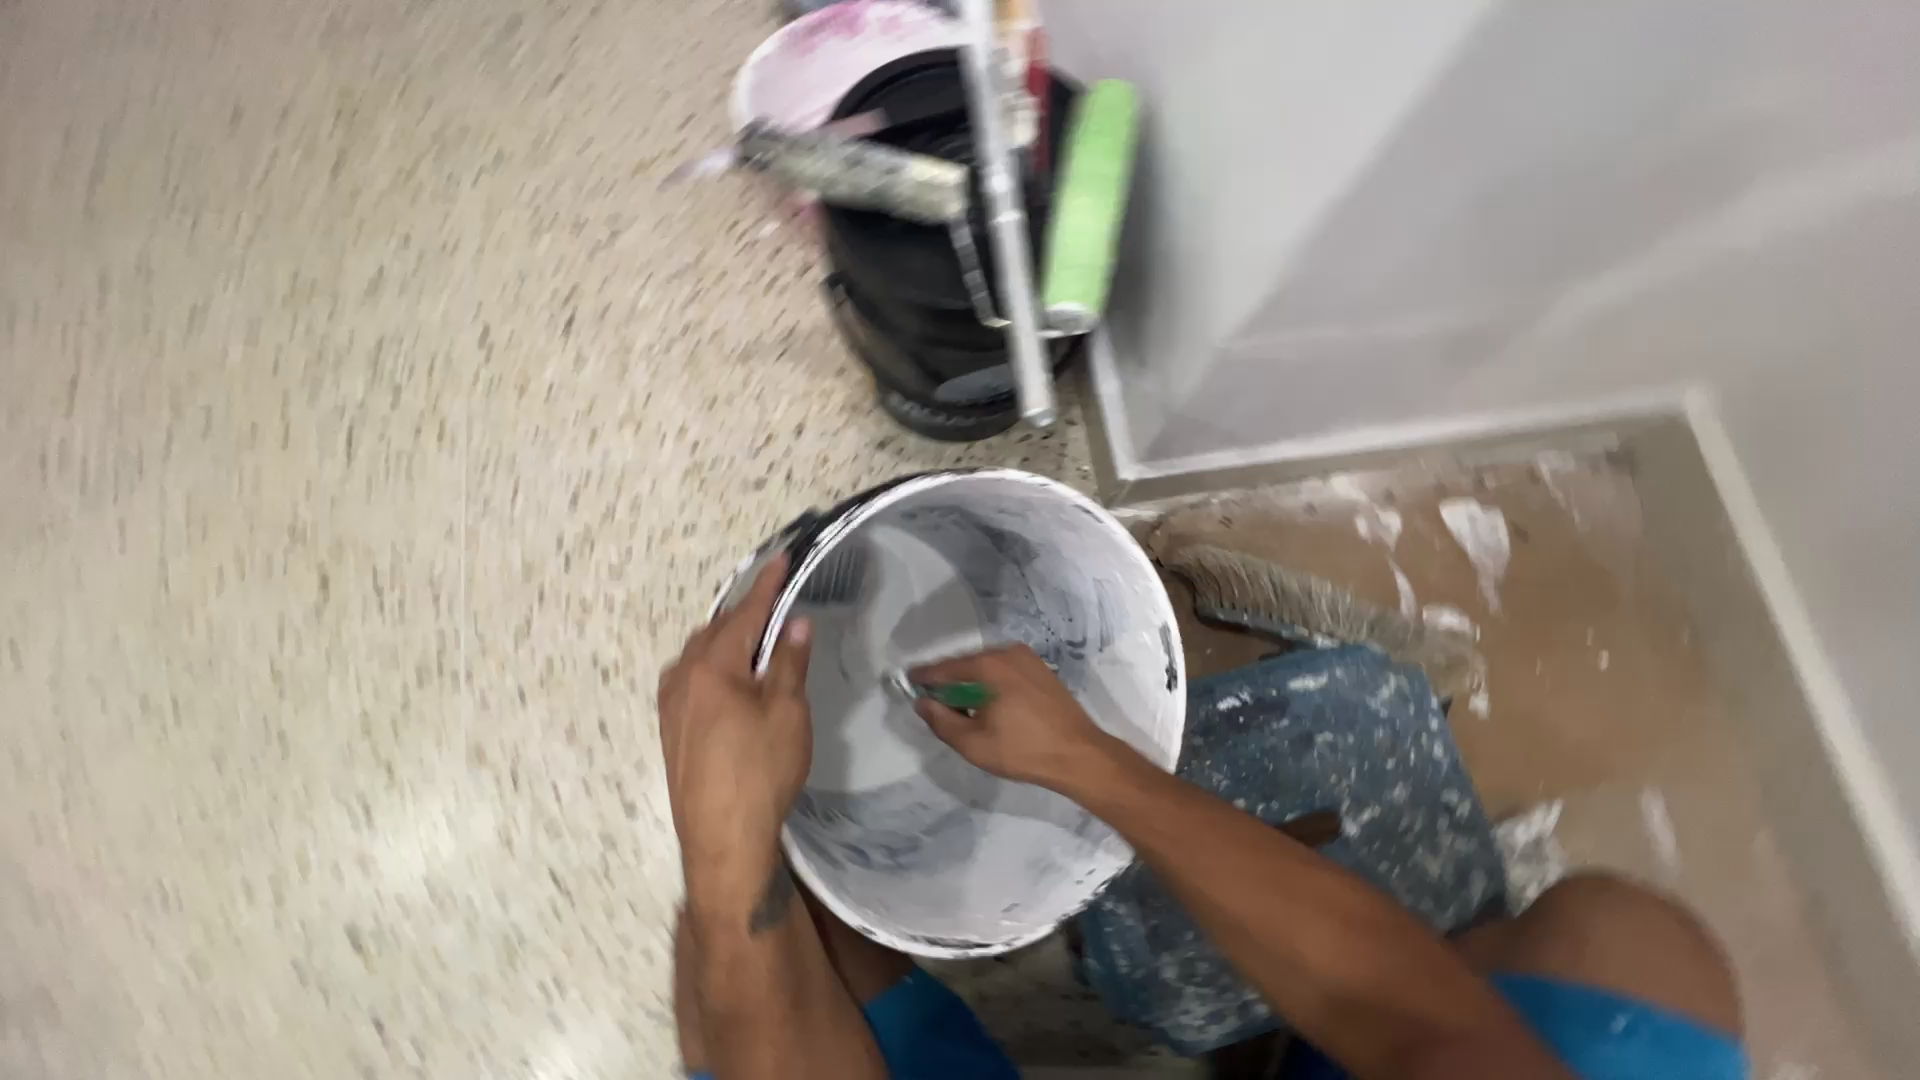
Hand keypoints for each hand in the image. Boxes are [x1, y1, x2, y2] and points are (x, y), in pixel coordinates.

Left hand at [658, 555, 812, 909]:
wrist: (723, 839)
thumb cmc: (761, 770)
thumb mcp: (787, 710)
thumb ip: (787, 661)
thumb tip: (794, 623)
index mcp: (713, 666)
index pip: (746, 613)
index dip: (767, 585)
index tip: (781, 559)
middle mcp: (683, 677)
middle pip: (718, 630)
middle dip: (748, 614)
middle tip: (779, 608)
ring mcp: (671, 704)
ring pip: (700, 654)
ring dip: (729, 641)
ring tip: (759, 644)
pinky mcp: (670, 728)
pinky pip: (691, 678)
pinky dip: (714, 666)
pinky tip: (731, 683)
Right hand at [910, 644, 1115, 790]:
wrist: (1079, 754)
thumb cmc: (1023, 750)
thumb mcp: (973, 744)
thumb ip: (941, 721)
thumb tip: (922, 702)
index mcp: (989, 665)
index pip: (945, 667)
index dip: (925, 677)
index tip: (909, 683)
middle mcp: (1007, 652)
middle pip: (966, 664)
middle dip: (949, 681)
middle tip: (936, 703)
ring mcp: (1028, 659)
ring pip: (987, 666)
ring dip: (971, 683)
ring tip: (963, 708)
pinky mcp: (1041, 669)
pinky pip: (1005, 670)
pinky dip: (991, 682)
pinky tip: (990, 705)